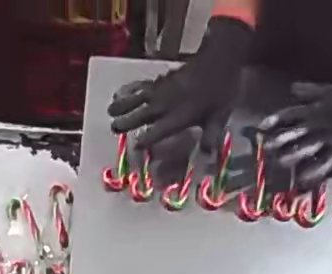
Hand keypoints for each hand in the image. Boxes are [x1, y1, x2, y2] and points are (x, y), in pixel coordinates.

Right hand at [108, 16, 253, 160]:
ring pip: (139, 98)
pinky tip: (121, 92)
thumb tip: (207, 158)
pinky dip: (131, 89)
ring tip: (110, 110)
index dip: (147, 139)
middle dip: (128, 121)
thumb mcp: (219, 117)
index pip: (159, 131)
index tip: (135, 146)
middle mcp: (168, 103)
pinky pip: (143, 85)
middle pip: (143, 114)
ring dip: (124, 103)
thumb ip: (210, 138)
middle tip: (113, 128)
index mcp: (180, 116)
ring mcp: (164, 89)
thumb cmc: (221, 90)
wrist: (220, 57)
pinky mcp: (163, 79)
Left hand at [256, 59, 331, 189]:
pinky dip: (314, 175)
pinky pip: (328, 166)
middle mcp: (327, 123)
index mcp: (324, 106)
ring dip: (295, 158)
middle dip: (281, 142)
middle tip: (266, 151)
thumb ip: (313, 92)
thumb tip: (292, 89)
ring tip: (280, 165)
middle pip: (299, 133)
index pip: (295, 113)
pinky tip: (302, 184)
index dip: (277, 120)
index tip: (261, 127)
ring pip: (311, 149)